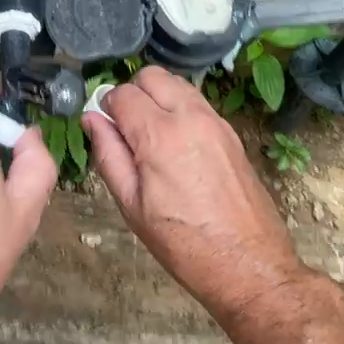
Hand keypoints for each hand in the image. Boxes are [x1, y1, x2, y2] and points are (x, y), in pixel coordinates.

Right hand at [82, 67, 343, 343]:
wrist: (251, 268)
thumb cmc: (186, 244)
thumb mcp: (132, 206)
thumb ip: (108, 155)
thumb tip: (92, 119)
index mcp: (159, 136)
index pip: (122, 93)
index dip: (107, 108)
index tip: (107, 128)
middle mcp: (189, 118)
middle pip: (150, 75)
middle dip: (133, 93)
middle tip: (128, 128)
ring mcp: (215, 122)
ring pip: (176, 83)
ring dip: (158, 96)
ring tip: (152, 134)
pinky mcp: (231, 132)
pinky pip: (197, 101)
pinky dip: (180, 107)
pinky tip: (177, 143)